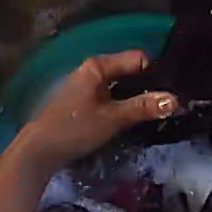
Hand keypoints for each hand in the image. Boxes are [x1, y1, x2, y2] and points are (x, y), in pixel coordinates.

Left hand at [8, 50, 175, 180]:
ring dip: (134, 97)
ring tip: (153, 112)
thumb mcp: (112, 119)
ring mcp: (86, 85)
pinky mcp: (83, 101)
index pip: (136, 59)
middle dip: (146, 86)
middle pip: (128, 71)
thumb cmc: (74, 129)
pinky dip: (122, 103)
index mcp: (97, 66)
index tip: (168, 91)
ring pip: (119, 85)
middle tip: (165, 104)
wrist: (37, 152)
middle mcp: (91, 70)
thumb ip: (142, 108)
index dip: (154, 73)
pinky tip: (130, 118)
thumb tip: (174, 100)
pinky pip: (110, 95)